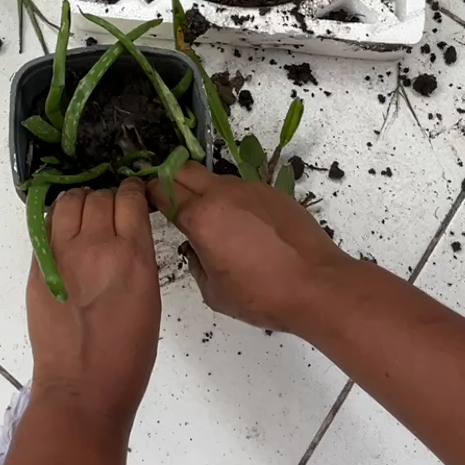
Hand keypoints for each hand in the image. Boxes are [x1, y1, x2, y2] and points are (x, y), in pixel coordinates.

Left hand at [25, 179, 160, 431]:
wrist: (83, 387)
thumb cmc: (127, 352)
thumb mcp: (148, 296)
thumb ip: (137, 255)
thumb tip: (127, 230)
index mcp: (132, 256)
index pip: (131, 198)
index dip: (132, 192)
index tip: (132, 195)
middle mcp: (97, 246)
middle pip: (99, 196)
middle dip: (107, 198)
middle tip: (109, 211)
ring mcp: (63, 254)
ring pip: (69, 201)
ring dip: (80, 201)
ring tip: (84, 213)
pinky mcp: (39, 265)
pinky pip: (47, 224)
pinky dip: (58, 219)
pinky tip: (65, 230)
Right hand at [147, 162, 353, 332]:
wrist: (317, 284)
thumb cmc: (263, 294)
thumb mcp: (214, 292)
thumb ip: (195, 263)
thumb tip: (196, 248)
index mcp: (201, 217)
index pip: (162, 190)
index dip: (149, 193)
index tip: (146, 200)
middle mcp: (222, 194)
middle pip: (183, 169)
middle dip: (171, 180)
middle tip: (170, 200)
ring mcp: (248, 188)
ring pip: (214, 178)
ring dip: (204, 191)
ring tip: (213, 221)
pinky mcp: (271, 191)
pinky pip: (241, 189)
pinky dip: (233, 200)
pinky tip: (245, 228)